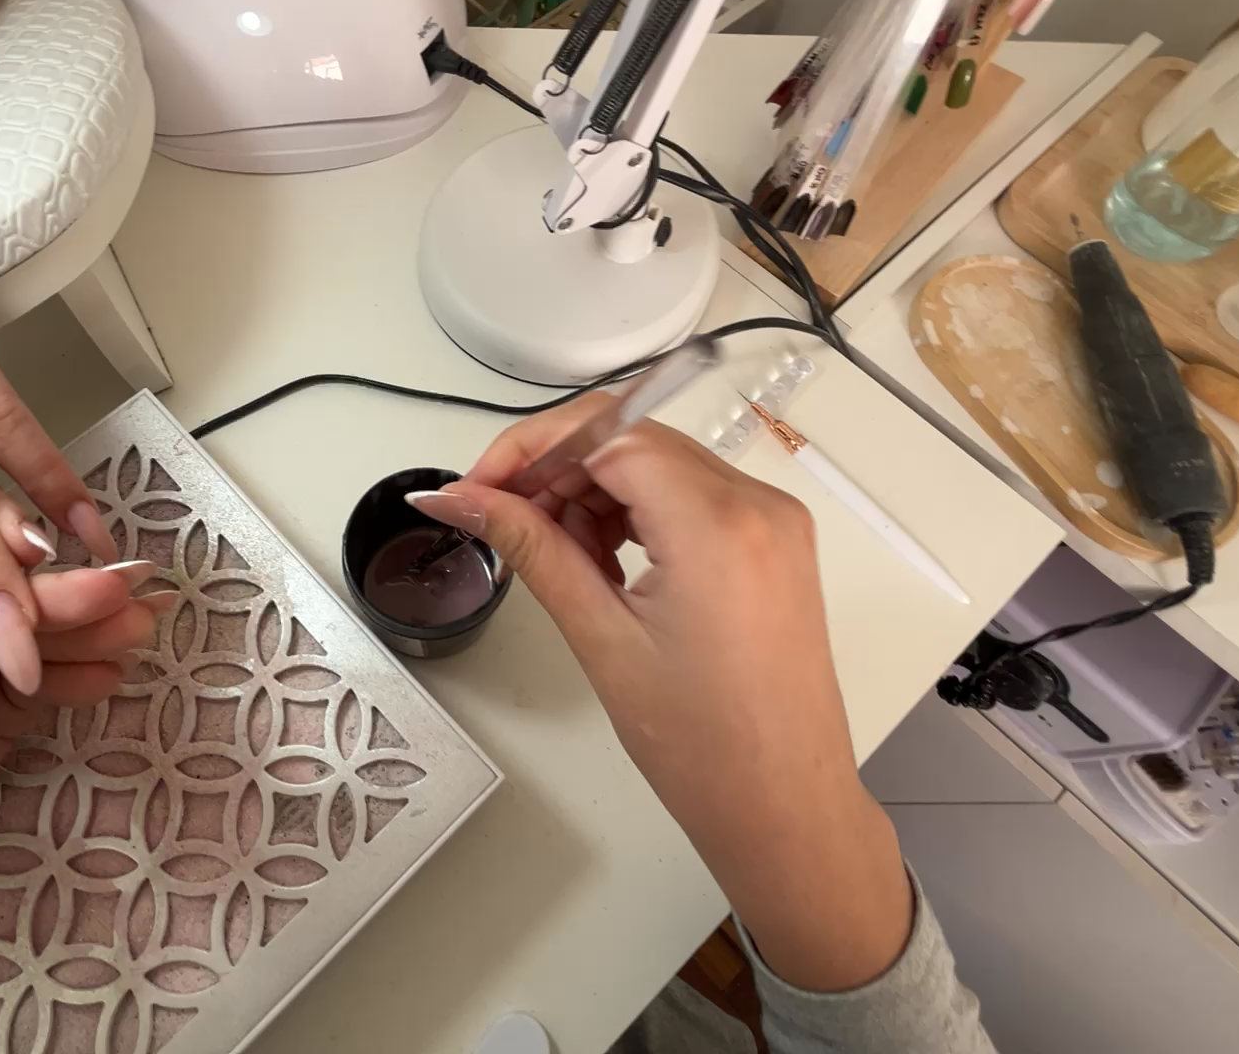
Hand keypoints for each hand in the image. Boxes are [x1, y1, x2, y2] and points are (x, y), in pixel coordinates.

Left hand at [0, 481, 165, 985]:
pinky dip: (84, 677)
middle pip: (7, 581)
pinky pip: (52, 681)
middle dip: (62, 588)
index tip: (36, 556)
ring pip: (41, 629)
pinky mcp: (2, 703)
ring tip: (140, 627)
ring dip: (92, 627)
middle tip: (118, 591)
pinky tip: (113, 674)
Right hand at [407, 393, 912, 990]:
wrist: (784, 807)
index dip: (529, 448)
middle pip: (629, 438)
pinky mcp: (769, 538)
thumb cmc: (694, 742)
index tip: (477, 487)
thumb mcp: (599, 635)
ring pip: (654, 462)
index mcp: (716, 523)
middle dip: (555, 470)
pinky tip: (600, 560)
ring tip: (557, 555)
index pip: (605, 431)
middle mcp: (755, 500)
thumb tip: (454, 497)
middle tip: (504, 521)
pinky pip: (684, 494)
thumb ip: (527, 546)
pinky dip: (630, 511)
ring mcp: (771, 516)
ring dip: (590, 493)